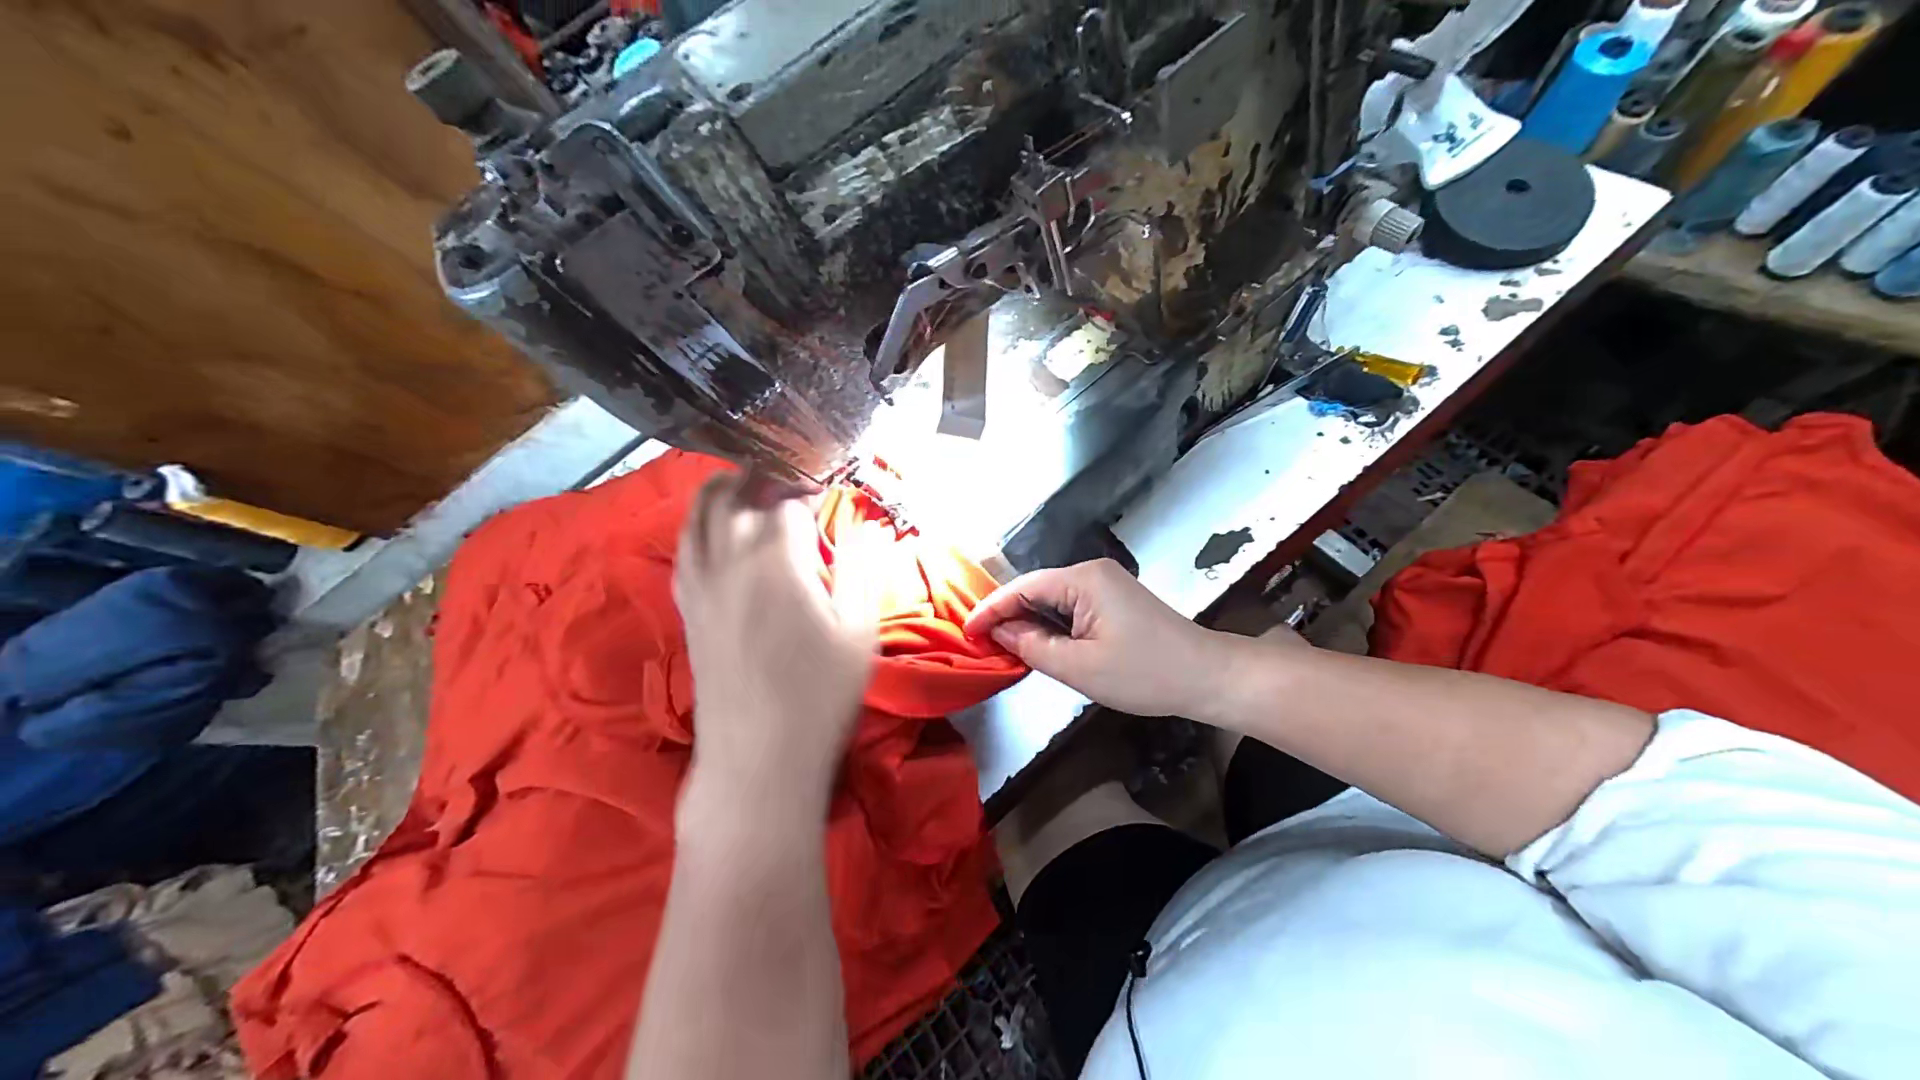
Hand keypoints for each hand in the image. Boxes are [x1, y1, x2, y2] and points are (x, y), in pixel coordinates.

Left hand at [674, 474, 878, 816]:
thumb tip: (864, 528)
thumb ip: (860, 568)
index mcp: (774, 555)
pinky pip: (685, 547)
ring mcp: (698, 581)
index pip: (788, 498)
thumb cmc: (820, 694)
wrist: (757, 757)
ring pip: (698, 512)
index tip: (829, 491)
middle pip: (733, 491)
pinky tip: (720, 537)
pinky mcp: (685, 607)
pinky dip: (701, 525)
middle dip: (762, 477)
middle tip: (790, 482)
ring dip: (724, 492)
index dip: (811, 488)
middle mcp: (727, 555)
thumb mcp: (859, 630)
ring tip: (751, 492)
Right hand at [964, 559, 1227, 718]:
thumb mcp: (1080, 667)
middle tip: (980, 642)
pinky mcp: (1115, 599)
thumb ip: (1034, 646)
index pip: (1022, 588)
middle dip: (1006, 614)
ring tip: (1000, 644)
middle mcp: (1092, 572)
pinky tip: (1037, 641)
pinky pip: (1070, 606)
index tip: (966, 633)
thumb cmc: (1145, 673)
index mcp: (1083, 580)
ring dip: (1028, 619)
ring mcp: (1106, 584)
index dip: (990, 610)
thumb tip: (1002, 632)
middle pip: (1036, 588)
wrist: (1207, 676)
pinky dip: (1050, 623)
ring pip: (1052, 598)